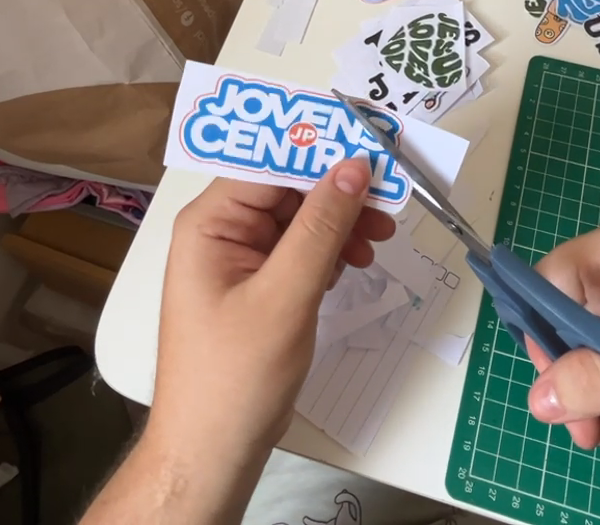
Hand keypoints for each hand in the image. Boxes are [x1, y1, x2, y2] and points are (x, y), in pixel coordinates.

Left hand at [146, 160, 396, 471]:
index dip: (319, 148)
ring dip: (340, 223)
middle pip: (288, 186)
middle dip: (337, 192)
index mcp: (211, 221)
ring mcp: (241, 256)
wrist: (214, 453)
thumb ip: (322, 227)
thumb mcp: (286, 294)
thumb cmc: (237, 375)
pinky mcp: (259, 282)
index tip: (370, 146)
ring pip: (300, 216)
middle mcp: (223, 229)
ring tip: (378, 242)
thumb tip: (355, 166)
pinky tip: (351, 265)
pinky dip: (330, 250)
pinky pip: (300, 247)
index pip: (269, 161)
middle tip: (387, 202)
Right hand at [523, 222, 599, 449]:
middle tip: (579, 427)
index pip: (550, 281)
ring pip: (581, 341)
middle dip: (564, 372)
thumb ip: (599, 380)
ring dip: (582, 389)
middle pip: (561, 314)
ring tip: (597, 436)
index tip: (557, 386)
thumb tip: (537, 399)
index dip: (544, 331)